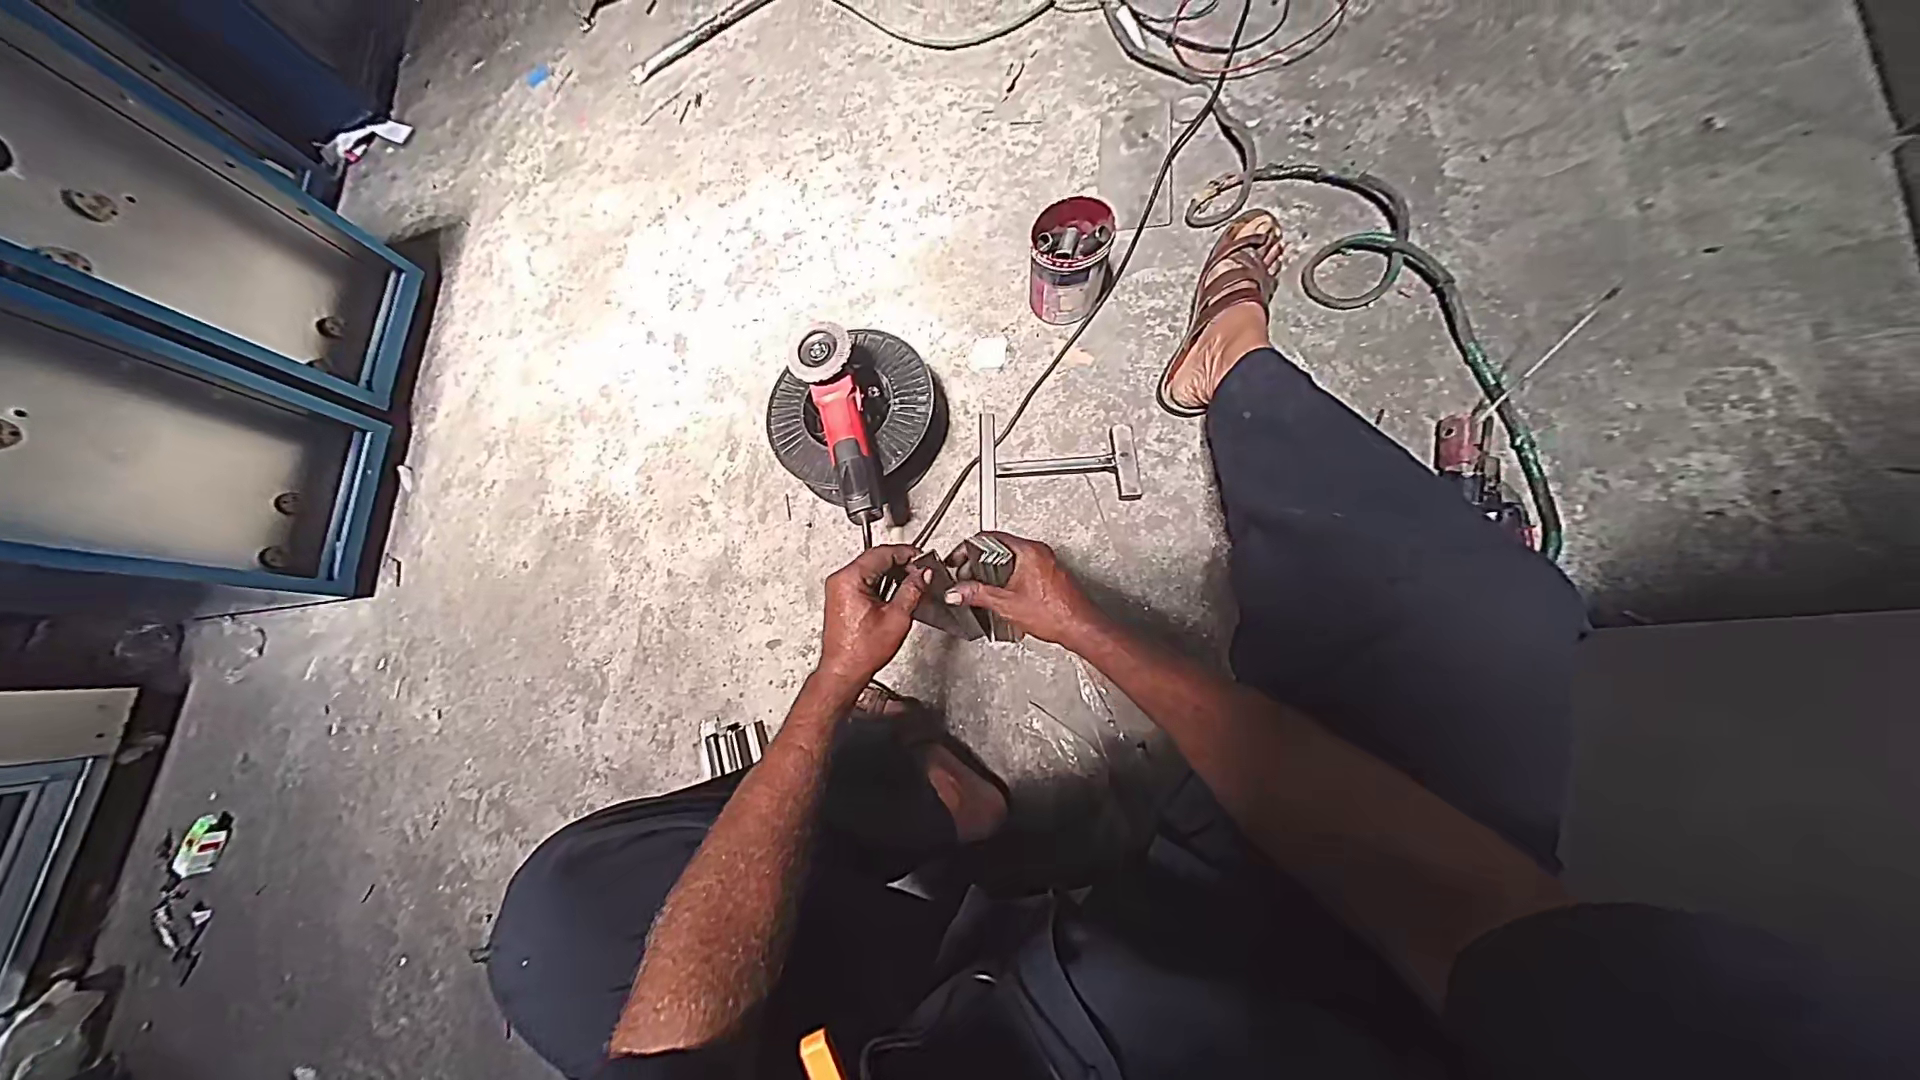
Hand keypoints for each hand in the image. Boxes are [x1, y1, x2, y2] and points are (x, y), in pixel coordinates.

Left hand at [817, 545, 932, 689]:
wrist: (844, 671)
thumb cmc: (861, 652)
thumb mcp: (896, 617)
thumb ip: (912, 590)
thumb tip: (922, 574)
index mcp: (850, 579)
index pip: (881, 553)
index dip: (906, 553)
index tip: (920, 557)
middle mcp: (840, 580)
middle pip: (874, 558)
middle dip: (900, 563)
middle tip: (920, 570)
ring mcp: (838, 589)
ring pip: (870, 569)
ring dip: (892, 573)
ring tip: (911, 583)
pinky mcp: (841, 598)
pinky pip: (864, 581)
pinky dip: (882, 582)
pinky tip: (896, 593)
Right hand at [944, 533, 1110, 649]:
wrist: (1079, 628)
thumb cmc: (1055, 614)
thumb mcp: (1006, 604)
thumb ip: (977, 594)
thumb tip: (957, 591)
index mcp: (1028, 551)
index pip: (989, 537)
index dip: (967, 548)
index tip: (957, 559)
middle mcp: (1039, 552)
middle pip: (999, 546)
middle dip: (979, 561)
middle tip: (967, 575)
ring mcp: (1046, 562)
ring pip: (1011, 558)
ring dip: (994, 570)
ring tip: (984, 586)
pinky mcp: (1050, 574)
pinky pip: (1023, 567)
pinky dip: (1009, 576)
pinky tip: (1005, 594)